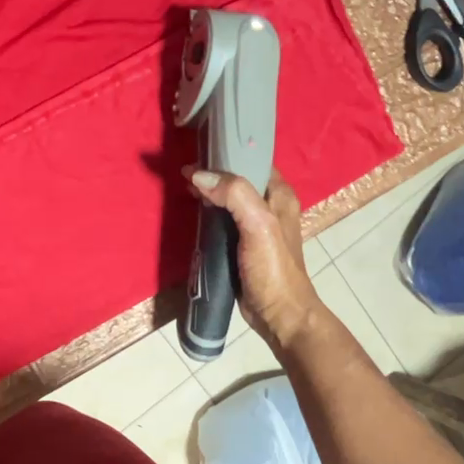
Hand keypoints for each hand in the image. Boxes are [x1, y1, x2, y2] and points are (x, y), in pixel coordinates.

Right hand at [185, 166, 320, 345]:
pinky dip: (207, 215)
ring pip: (228, 200)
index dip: (228, 153)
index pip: (253, 161)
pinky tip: (191, 213)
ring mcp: (254, 227)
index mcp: (280, 195)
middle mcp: (269, 206)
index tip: (200, 150)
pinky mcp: (240, 246)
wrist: (278, 313)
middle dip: (213, 173)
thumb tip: (198, 175)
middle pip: (238, 180)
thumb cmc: (273, 268)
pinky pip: (222, 221)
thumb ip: (234, 195)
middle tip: (184, 170)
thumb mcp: (258, 225)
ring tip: (183, 187)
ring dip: (208, 194)